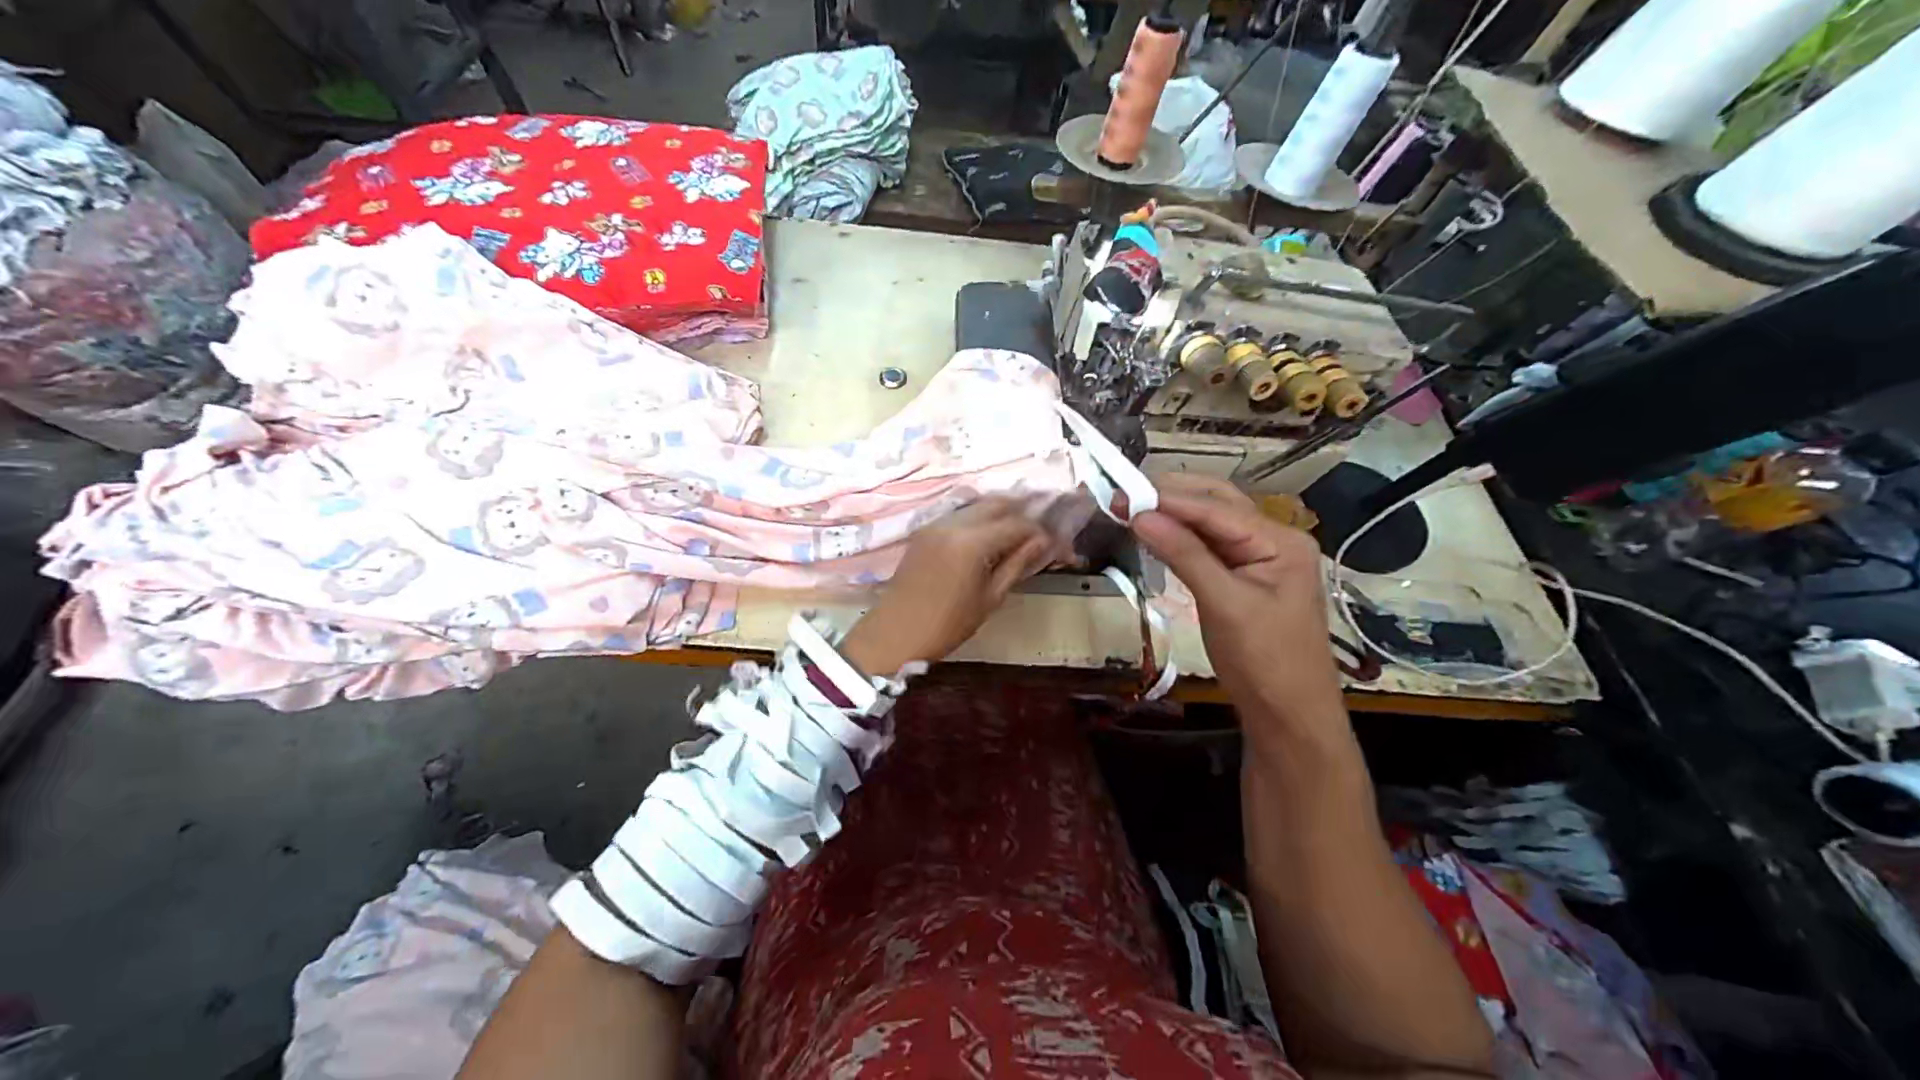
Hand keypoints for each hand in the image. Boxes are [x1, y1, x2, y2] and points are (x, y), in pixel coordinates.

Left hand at [839, 497, 1054, 676]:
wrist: (895, 633)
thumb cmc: (947, 624)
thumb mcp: (990, 597)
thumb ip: (1017, 564)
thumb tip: (1044, 542)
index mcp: (972, 542)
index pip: (1017, 524)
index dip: (1040, 532)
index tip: (1054, 545)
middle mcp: (953, 523)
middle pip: (997, 504)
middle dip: (1022, 514)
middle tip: (1038, 534)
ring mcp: (936, 524)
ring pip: (977, 506)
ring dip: (1000, 514)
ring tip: (1016, 536)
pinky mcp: (925, 531)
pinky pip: (959, 515)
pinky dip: (978, 520)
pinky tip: (988, 538)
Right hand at [1129, 475, 1346, 741]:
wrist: (1290, 716)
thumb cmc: (1264, 662)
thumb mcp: (1223, 604)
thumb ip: (1184, 554)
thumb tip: (1139, 515)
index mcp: (1281, 540)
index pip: (1216, 508)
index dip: (1167, 499)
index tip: (1120, 494)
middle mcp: (1275, 540)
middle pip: (1218, 504)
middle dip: (1170, 497)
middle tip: (1122, 496)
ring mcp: (1262, 559)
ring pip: (1212, 524)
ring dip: (1174, 515)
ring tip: (1131, 509)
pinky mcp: (1246, 578)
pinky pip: (1211, 547)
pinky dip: (1182, 538)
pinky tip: (1156, 534)